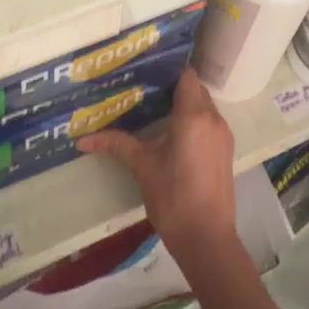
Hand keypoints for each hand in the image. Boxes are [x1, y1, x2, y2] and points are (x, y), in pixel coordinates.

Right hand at [77, 69, 236, 252]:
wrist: (207, 239)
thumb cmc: (173, 199)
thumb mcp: (142, 167)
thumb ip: (116, 144)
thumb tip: (83, 139)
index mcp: (193, 116)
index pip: (186, 75)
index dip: (168, 69)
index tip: (147, 69)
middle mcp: (213, 119)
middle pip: (195, 89)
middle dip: (172, 86)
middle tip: (144, 88)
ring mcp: (223, 135)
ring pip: (204, 106)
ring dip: (184, 104)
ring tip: (155, 108)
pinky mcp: (226, 151)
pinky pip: (209, 123)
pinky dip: (194, 120)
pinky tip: (172, 132)